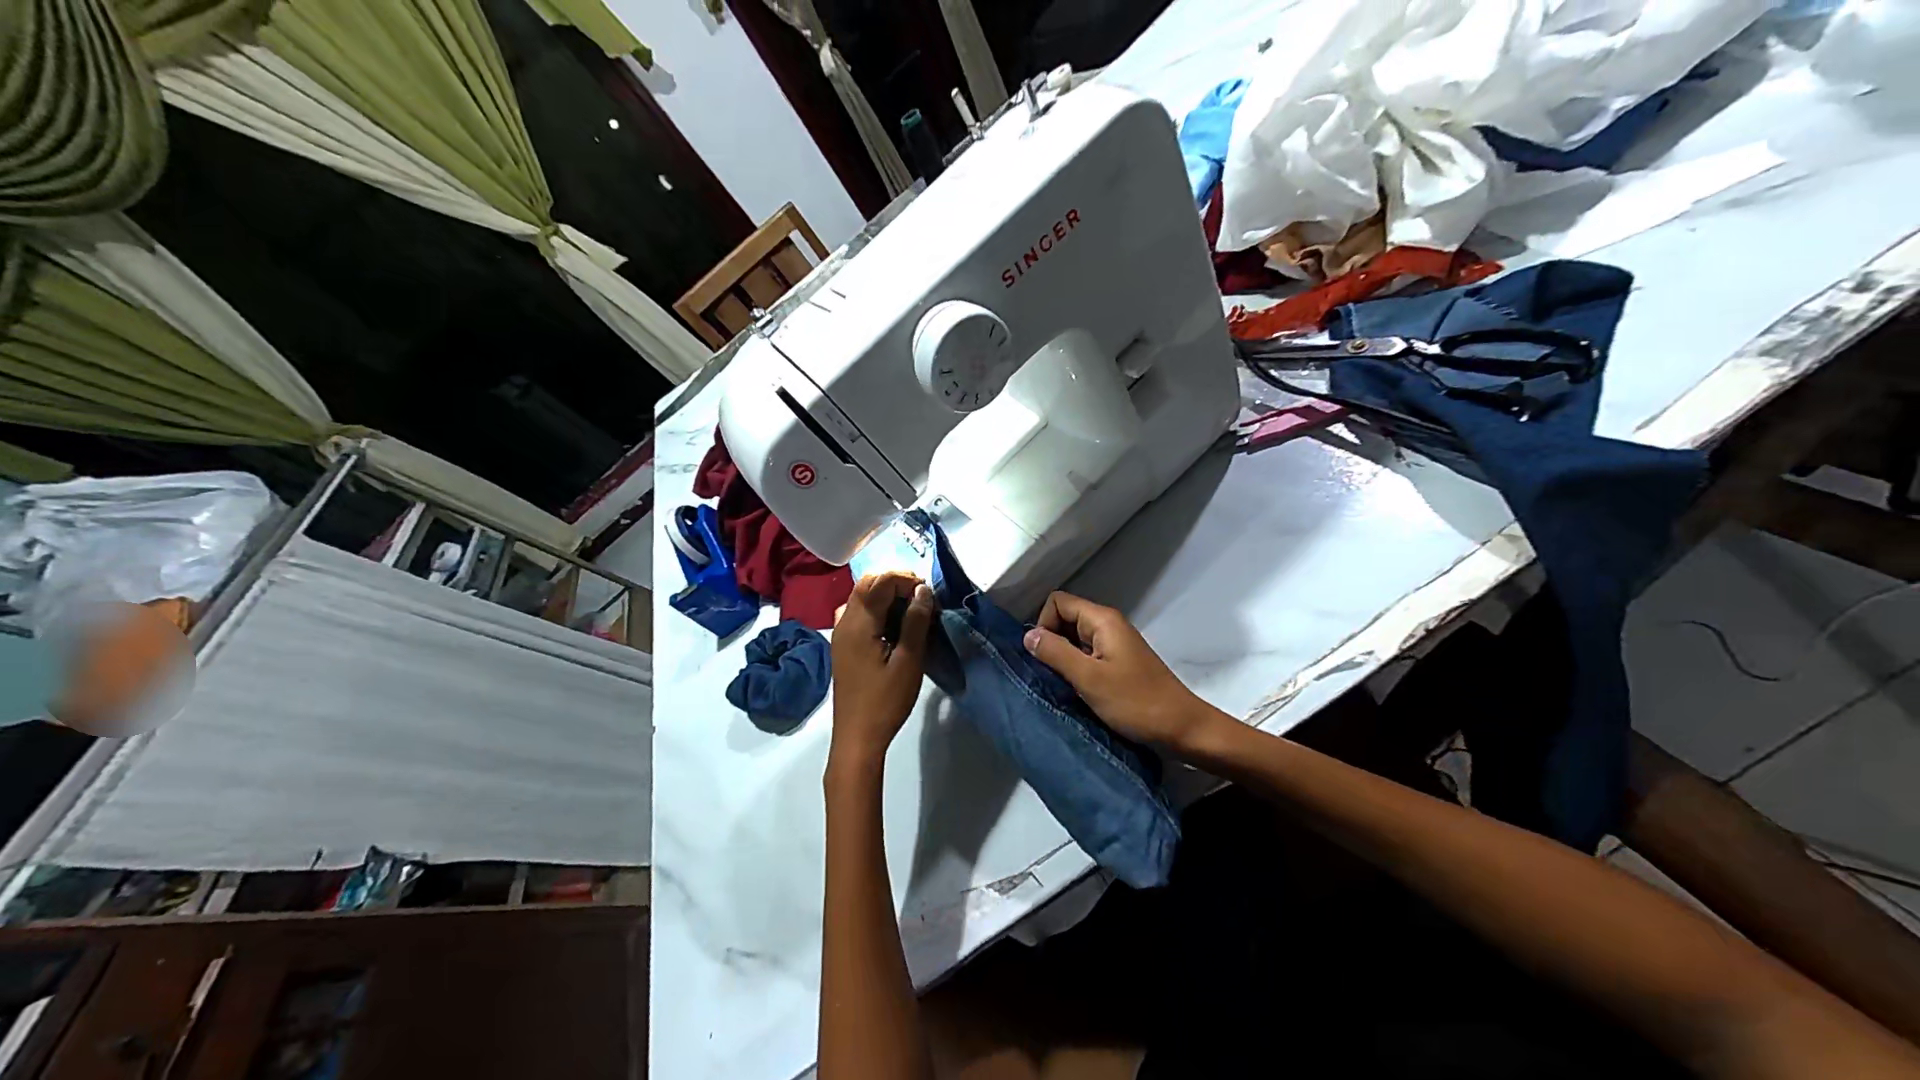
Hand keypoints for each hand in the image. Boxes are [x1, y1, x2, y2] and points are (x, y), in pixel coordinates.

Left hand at [830, 572, 936, 766]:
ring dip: (887, 596)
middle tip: (922, 600)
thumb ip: (915, 622)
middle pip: (867, 584)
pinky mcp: (844, 646)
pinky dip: (878, 610)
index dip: (906, 580)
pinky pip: (859, 614)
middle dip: (896, 584)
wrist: (857, 737)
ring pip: (862, 598)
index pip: (880, 582)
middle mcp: (844, 622)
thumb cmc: (885, 701)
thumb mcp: (908, 661)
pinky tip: (895, 627)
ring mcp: (841, 634)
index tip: (929, 596)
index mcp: (858, 623)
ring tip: (913, 612)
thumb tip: (922, 591)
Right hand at [1023, 591, 1217, 753]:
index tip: (1044, 656)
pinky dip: (1076, 670)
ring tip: (1061, 685)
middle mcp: (1109, 626)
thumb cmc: (1136, 702)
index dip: (1044, 624)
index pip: (1058, 602)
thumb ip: (1055, 653)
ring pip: (1074, 640)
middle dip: (1051, 642)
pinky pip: (1086, 657)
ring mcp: (1115, 646)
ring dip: (1063, 659)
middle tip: (1049, 674)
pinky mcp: (1118, 665)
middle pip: (1065, 619)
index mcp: (1103, 620)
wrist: (1181, 729)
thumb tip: (1027, 636)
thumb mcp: (1088, 678)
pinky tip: (1076, 691)